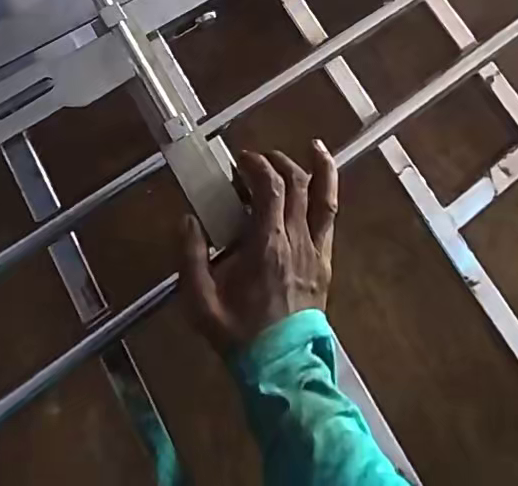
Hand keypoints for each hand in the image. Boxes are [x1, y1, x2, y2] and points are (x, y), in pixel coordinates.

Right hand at [180, 140, 338, 352]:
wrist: (282, 371)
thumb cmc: (239, 333)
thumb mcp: (200, 300)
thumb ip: (190, 256)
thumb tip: (187, 219)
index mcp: (267, 246)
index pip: (269, 189)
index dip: (255, 165)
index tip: (238, 160)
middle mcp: (296, 241)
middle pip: (295, 184)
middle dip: (275, 161)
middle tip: (253, 160)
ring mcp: (315, 251)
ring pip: (321, 197)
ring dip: (314, 167)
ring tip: (312, 145)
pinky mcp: (325, 261)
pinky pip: (330, 218)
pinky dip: (329, 191)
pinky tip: (325, 176)